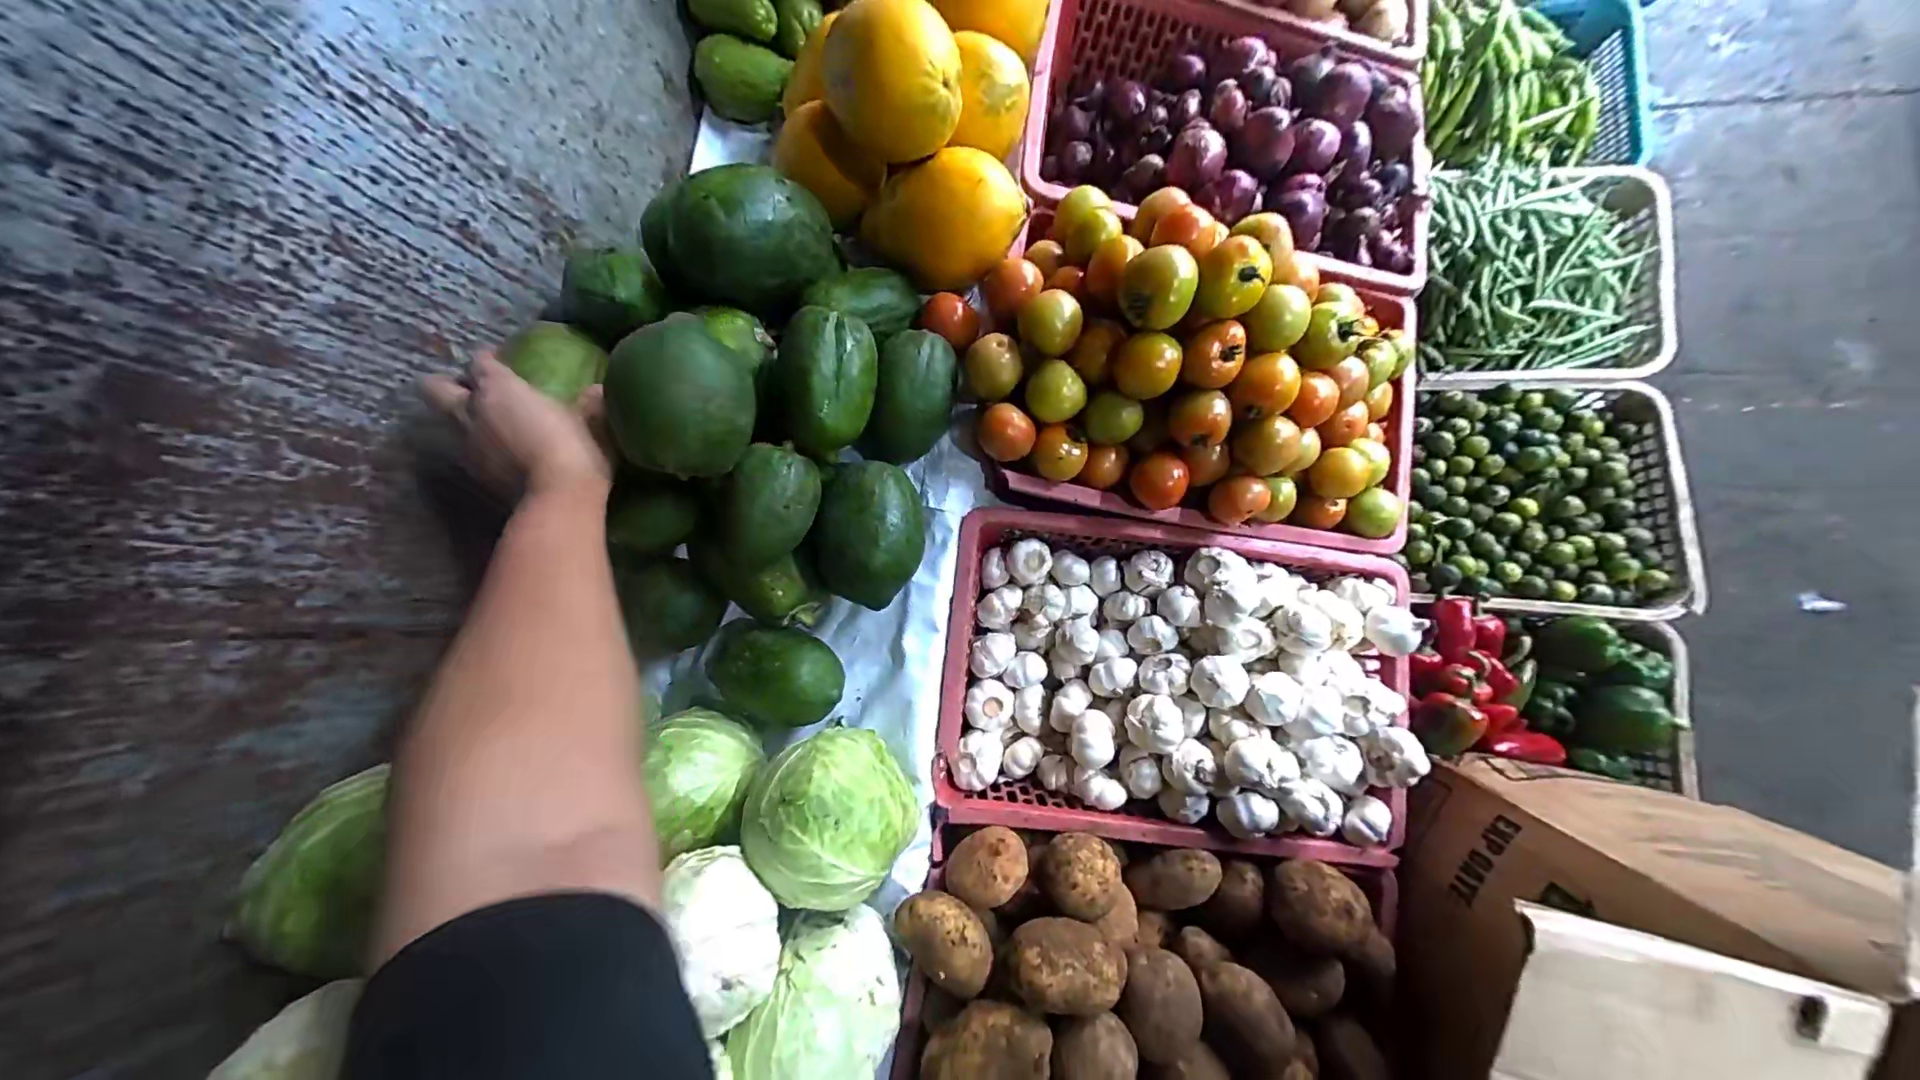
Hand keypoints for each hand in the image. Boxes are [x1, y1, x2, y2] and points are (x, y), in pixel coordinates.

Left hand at [422, 350, 612, 500]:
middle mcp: (471, 411)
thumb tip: (597, 391)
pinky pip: (466, 450)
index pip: (479, 362)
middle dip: (451, 385)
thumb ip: (589, 405)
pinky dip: (479, 448)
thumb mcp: (592, 423)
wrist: (559, 500)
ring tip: (491, 426)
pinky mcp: (474, 474)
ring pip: (447, 421)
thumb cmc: (576, 451)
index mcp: (499, 388)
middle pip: (435, 387)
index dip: (488, 360)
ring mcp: (467, 445)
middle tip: (476, 391)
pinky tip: (502, 454)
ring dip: (463, 419)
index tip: (502, 362)